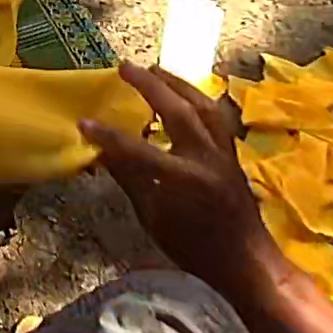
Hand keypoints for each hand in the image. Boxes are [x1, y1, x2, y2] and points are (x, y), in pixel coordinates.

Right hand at [79, 63, 284, 297]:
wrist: (249, 265)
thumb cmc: (196, 250)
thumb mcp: (153, 218)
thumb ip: (130, 178)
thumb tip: (101, 152)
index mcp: (185, 180)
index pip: (138, 150)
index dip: (108, 135)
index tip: (83, 122)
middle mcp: (208, 159)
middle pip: (178, 111)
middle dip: (150, 86)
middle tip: (125, 67)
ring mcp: (225, 154)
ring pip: (203, 106)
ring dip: (177, 84)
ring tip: (155, 69)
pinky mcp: (232, 154)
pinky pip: (215, 116)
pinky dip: (197, 99)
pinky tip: (183, 93)